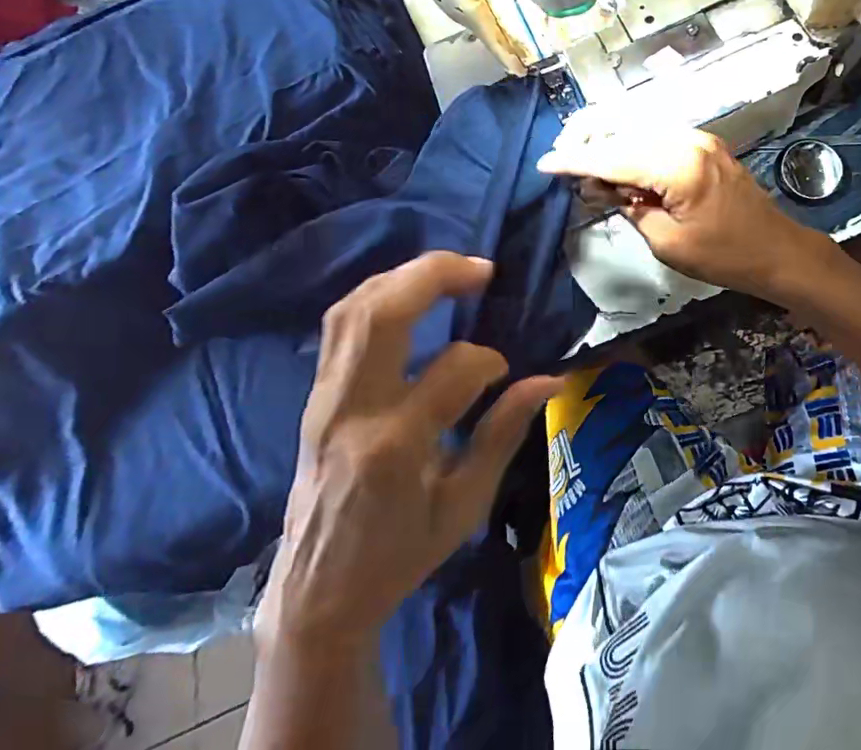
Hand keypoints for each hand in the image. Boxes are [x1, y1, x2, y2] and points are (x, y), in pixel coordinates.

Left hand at [258, 252, 562, 650]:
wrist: (316, 593)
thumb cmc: (399, 557)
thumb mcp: (464, 506)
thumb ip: (502, 434)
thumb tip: (547, 381)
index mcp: (396, 445)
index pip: (452, 369)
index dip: (489, 361)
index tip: (507, 373)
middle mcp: (352, 409)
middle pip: (383, 314)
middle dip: (435, 275)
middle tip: (481, 268)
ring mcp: (324, 399)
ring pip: (353, 310)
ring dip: (402, 277)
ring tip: (447, 271)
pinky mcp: (313, 397)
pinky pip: (338, 327)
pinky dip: (375, 297)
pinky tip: (406, 295)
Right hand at [537, 127, 838, 303]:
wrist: (778, 251)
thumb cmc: (725, 256)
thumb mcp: (668, 243)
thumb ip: (632, 210)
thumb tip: (607, 190)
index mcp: (678, 166)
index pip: (614, 158)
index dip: (576, 162)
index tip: (546, 163)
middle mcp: (688, 141)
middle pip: (623, 136)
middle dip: (591, 149)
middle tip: (564, 167)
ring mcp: (699, 140)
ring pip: (639, 133)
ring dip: (612, 149)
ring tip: (590, 172)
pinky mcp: (704, 146)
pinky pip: (658, 140)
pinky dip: (634, 151)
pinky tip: (622, 170)